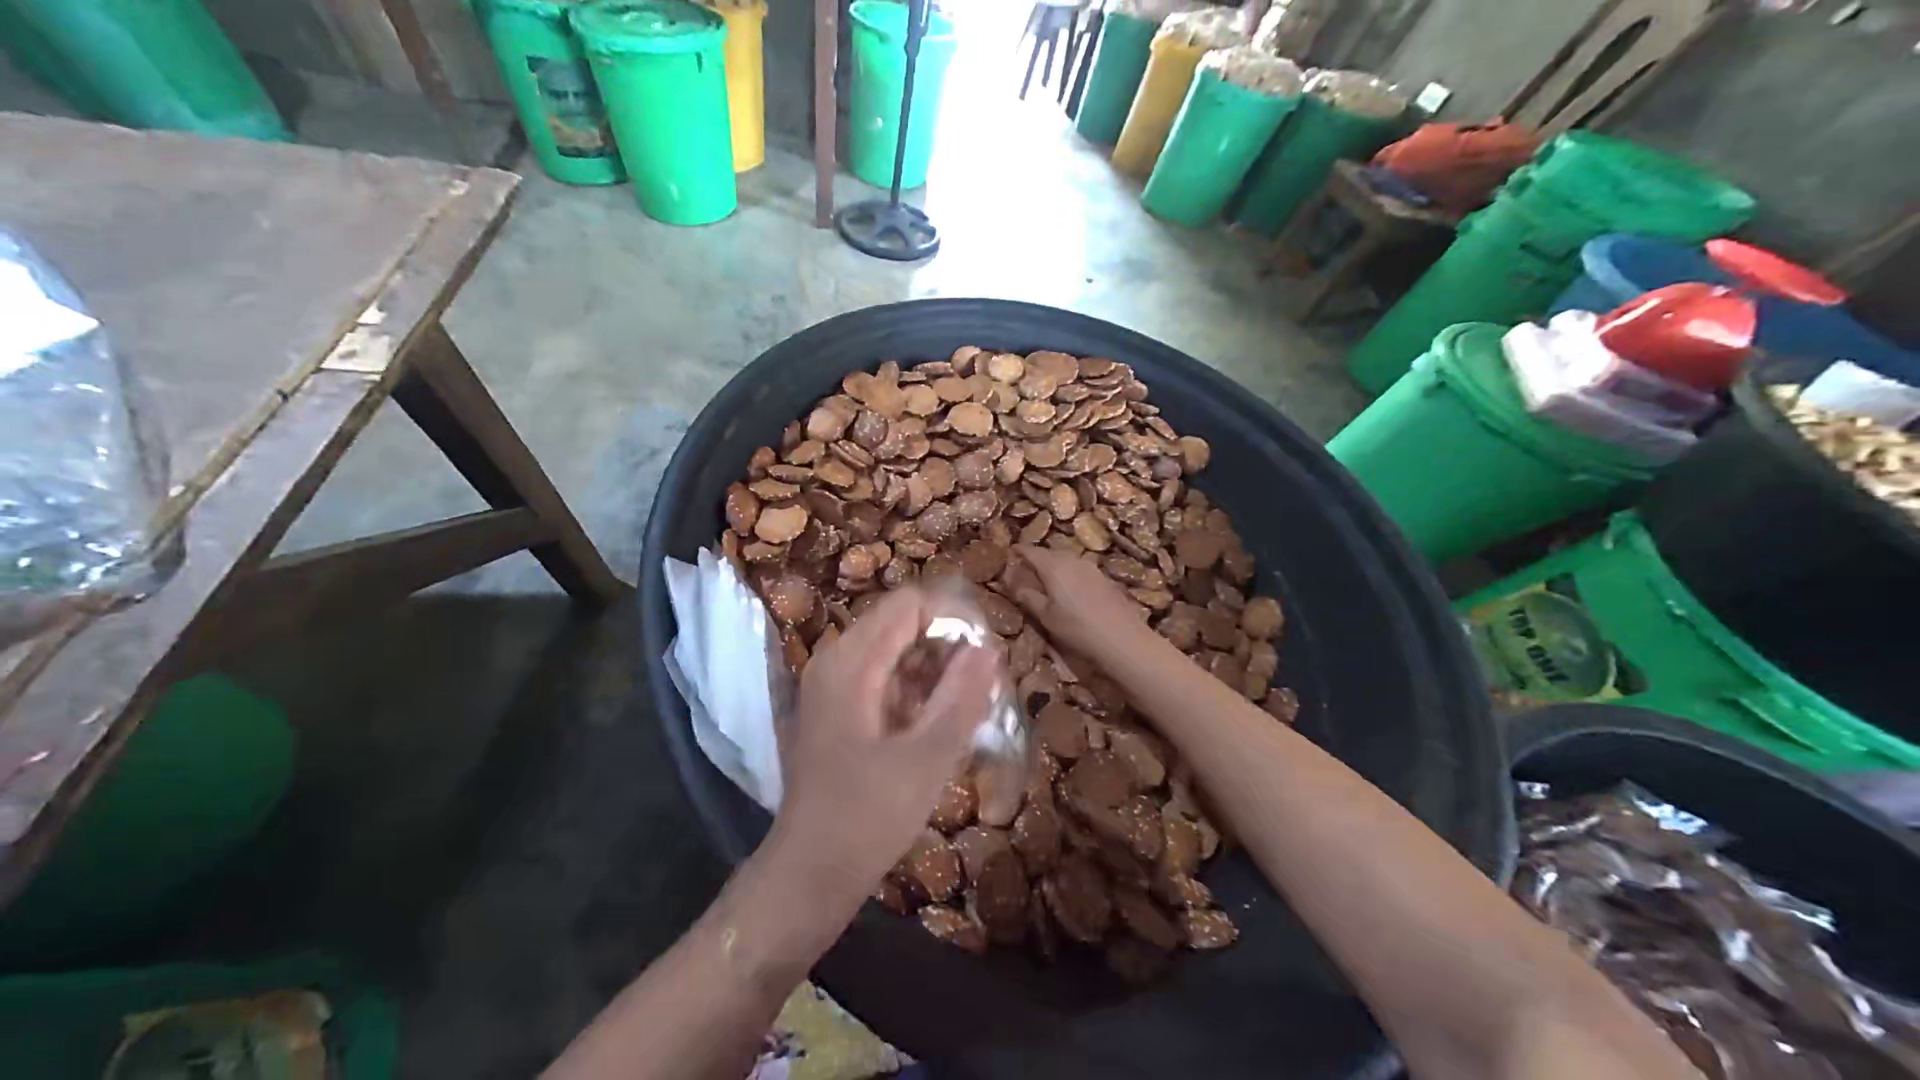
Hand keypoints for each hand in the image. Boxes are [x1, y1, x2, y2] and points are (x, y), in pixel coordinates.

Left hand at [772, 586, 998, 890]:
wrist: (810, 874)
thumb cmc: (868, 818)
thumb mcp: (927, 759)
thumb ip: (960, 697)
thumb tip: (988, 648)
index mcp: (850, 664)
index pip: (908, 604)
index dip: (953, 618)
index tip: (987, 656)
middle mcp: (835, 662)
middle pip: (900, 624)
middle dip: (947, 646)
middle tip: (984, 688)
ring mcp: (832, 687)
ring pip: (894, 652)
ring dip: (935, 671)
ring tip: (971, 710)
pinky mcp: (838, 711)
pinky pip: (884, 680)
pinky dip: (916, 692)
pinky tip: (941, 726)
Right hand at [1009, 545, 1156, 663]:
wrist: (1121, 637)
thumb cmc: (1077, 627)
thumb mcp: (1047, 617)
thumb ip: (1030, 599)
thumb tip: (1018, 588)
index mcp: (1054, 567)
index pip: (1032, 551)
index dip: (1020, 550)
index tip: (1011, 551)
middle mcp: (1072, 560)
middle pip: (1051, 553)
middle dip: (1038, 558)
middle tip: (1027, 568)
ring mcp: (1091, 568)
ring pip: (1067, 560)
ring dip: (1055, 566)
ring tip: (1047, 579)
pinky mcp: (1104, 578)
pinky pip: (1080, 569)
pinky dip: (1069, 573)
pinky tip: (1069, 589)